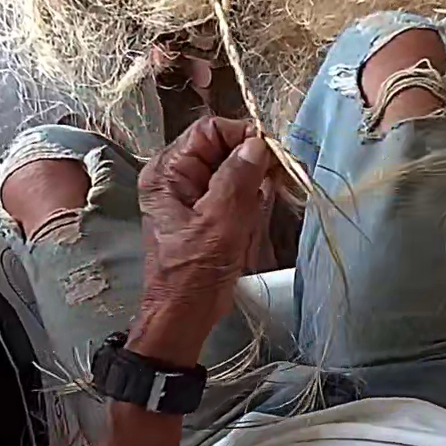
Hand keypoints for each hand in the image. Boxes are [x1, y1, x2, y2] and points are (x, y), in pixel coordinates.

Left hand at [133, 117, 275, 365]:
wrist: (184, 314)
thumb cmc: (195, 271)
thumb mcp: (219, 221)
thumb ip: (238, 177)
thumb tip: (258, 143)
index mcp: (167, 172)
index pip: (209, 130)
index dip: (242, 135)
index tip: (271, 155)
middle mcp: (176, 178)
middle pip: (222, 149)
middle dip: (252, 161)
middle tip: (278, 178)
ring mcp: (191, 196)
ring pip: (232, 171)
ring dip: (253, 183)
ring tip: (264, 202)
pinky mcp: (207, 214)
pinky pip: (233, 194)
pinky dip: (249, 201)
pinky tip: (255, 216)